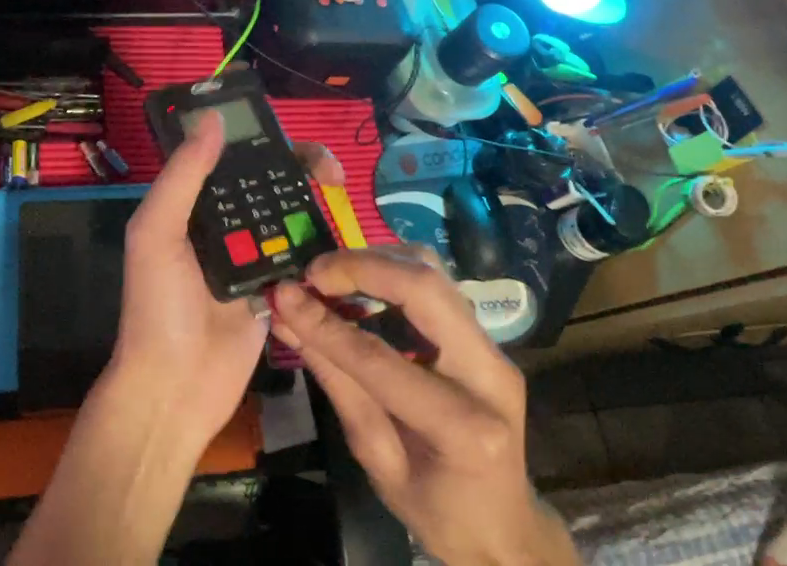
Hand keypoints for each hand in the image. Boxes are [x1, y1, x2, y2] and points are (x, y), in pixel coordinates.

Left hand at [109, 113, 346, 449]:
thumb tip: (213, 117)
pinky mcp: (277, 292)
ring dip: (316, 204)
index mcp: (190, 206)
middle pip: (268, 183)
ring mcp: (252, 259)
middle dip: (301, 168)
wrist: (175, 390)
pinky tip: (345, 242)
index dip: (261, 139)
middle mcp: (222, 226)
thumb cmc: (157, 307)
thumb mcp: (156, 233)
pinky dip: (323, 248)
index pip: (230, 157)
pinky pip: (304, 260)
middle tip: (332, 173)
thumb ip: (184, 176)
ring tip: (342, 200)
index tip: (292, 137)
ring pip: (291, 218)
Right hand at [271, 250, 579, 565]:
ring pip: (435, 274)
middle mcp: (491, 373)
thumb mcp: (377, 460)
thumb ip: (339, 386)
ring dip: (378, 261)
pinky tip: (360, 284)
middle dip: (362, 267)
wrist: (503, 525)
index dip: (326, 325)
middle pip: (426, 288)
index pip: (382, 360)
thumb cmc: (436, 508)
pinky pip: (437, 286)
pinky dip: (392, 273)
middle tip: (312, 272)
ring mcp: (496, 349)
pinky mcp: (486, 337)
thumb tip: (290, 321)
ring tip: (331, 274)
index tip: (283, 295)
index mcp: (465, 427)